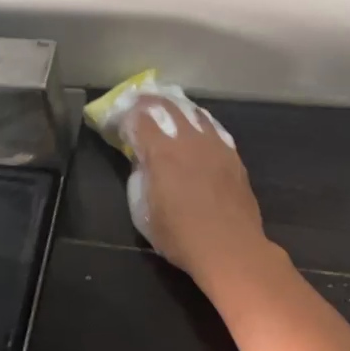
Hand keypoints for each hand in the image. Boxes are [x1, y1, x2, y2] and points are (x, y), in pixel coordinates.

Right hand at [122, 98, 272, 283]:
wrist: (229, 248)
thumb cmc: (180, 236)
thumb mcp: (143, 213)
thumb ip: (139, 179)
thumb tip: (141, 162)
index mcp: (162, 153)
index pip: (140, 119)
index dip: (125, 116)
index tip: (116, 120)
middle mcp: (189, 140)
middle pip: (168, 107)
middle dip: (149, 103)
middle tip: (137, 103)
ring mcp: (215, 145)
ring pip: (193, 112)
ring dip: (176, 107)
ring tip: (166, 107)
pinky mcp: (232, 155)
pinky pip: (213, 127)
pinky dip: (198, 121)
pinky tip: (197, 124)